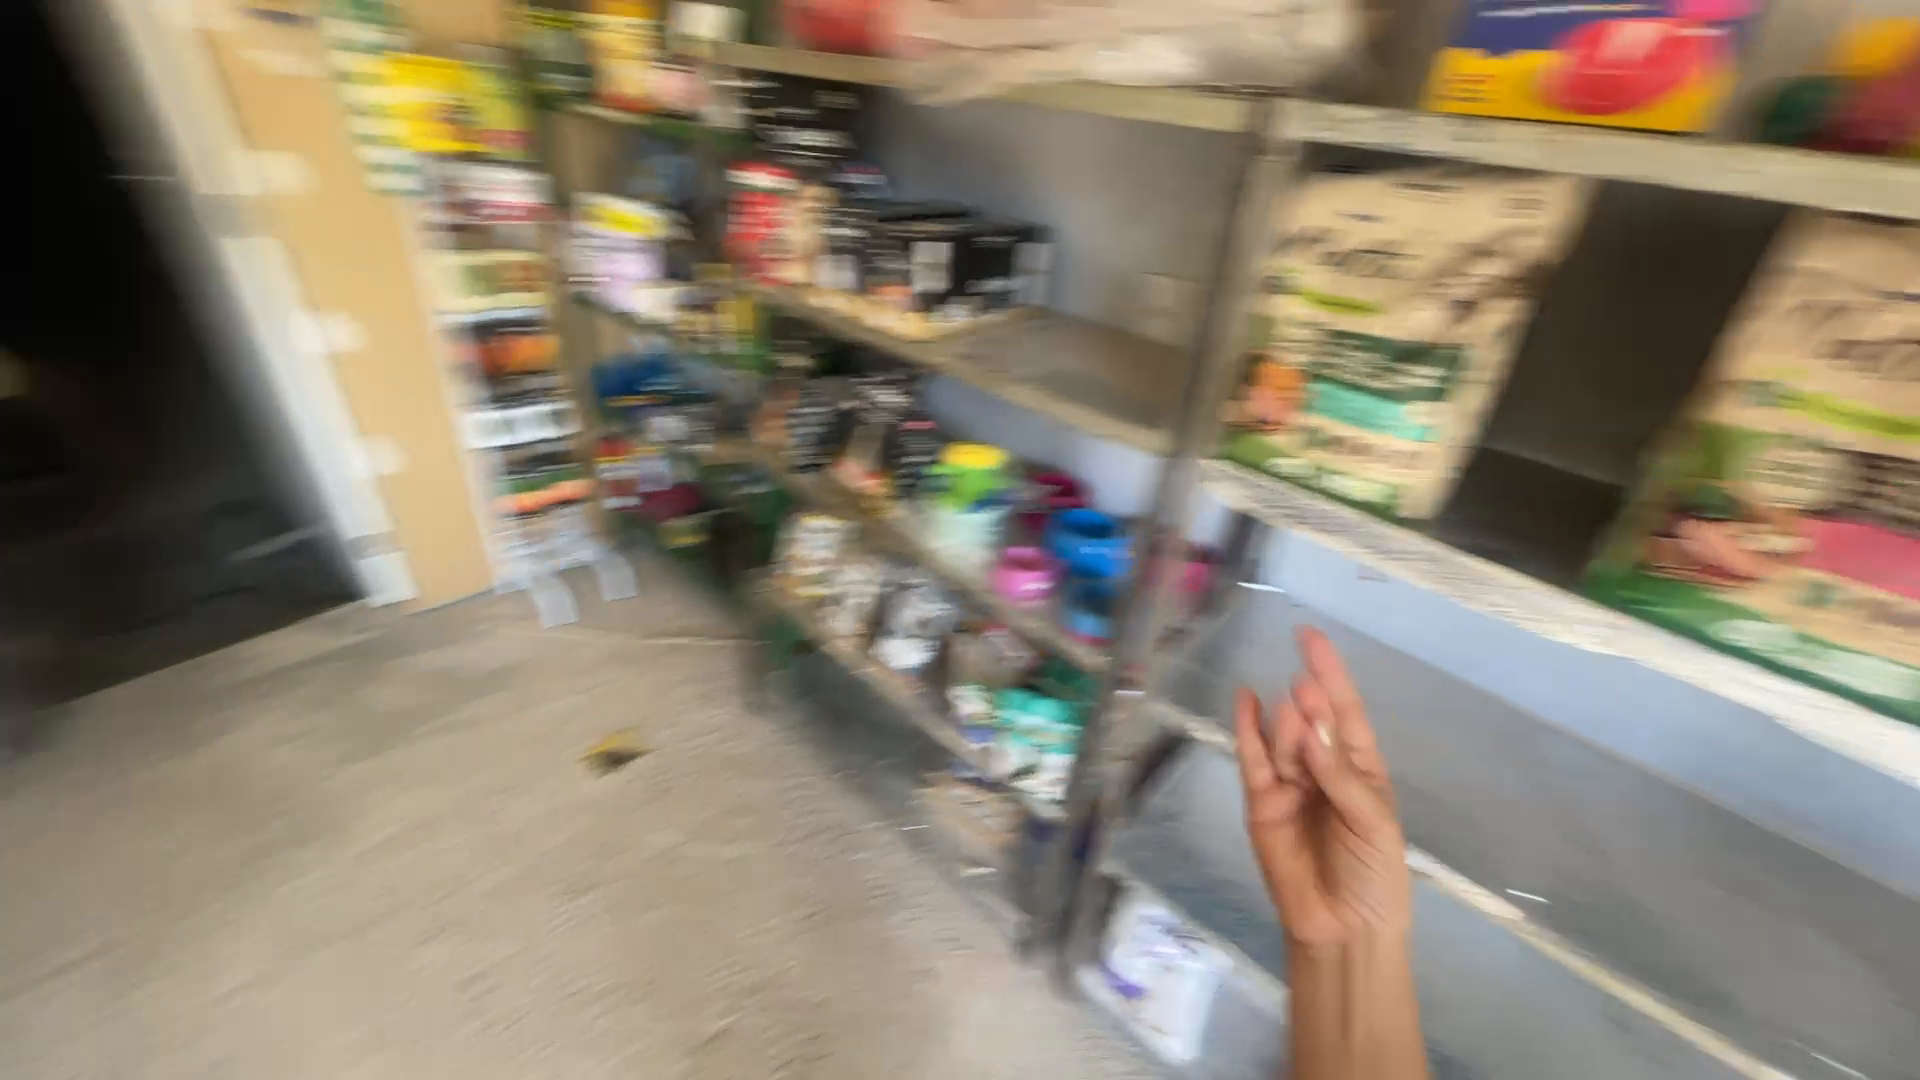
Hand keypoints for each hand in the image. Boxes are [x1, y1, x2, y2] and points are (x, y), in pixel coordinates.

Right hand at [1235, 627, 1411, 949]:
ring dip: (1287, 720)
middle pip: (1312, 721)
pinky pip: (1252, 758)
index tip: (1309, 636)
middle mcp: (1322, 766)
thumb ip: (1340, 777)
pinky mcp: (1260, 799)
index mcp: (1360, 768)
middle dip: (1311, 703)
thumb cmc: (1373, 874)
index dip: (1329, 672)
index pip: (1343, 710)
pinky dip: (1248, 730)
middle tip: (1306, 695)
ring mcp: (1289, 781)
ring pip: (1283, 738)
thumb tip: (1309, 732)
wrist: (1342, 927)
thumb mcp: (1373, 824)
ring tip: (1291, 709)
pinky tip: (1245, 700)